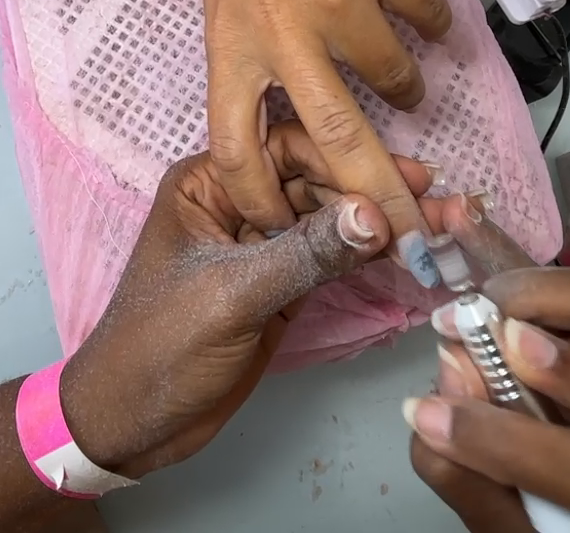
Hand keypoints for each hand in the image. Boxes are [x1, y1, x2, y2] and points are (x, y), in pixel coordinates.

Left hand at [60, 122, 434, 478]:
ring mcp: (261, 242)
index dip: (342, 158)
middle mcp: (237, 201)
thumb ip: (304, 253)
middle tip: (431, 199)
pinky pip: (328, 257)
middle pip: (312, 180)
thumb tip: (376, 212)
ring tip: (433, 222)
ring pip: (326, 218)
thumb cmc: (162, 343)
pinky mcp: (280, 281)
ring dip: (374, 222)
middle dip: (368, 189)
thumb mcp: (232, 293)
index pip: (283, 148)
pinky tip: (404, 252)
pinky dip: (364, 256)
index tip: (401, 176)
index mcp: (209, 183)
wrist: (136, 422)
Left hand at [196, 0, 452, 282]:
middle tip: (416, 230)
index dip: (265, 204)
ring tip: (406, 84)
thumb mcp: (223, 1)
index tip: (296, 233)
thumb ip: (256, 65)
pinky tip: (417, 15)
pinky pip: (427, 17)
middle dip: (383, 199)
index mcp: (229, 46)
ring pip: (395, 78)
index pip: (233, 150)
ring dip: (408, 92)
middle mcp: (281, 30)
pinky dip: (432, 26)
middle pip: (337, 139)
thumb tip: (304, 134)